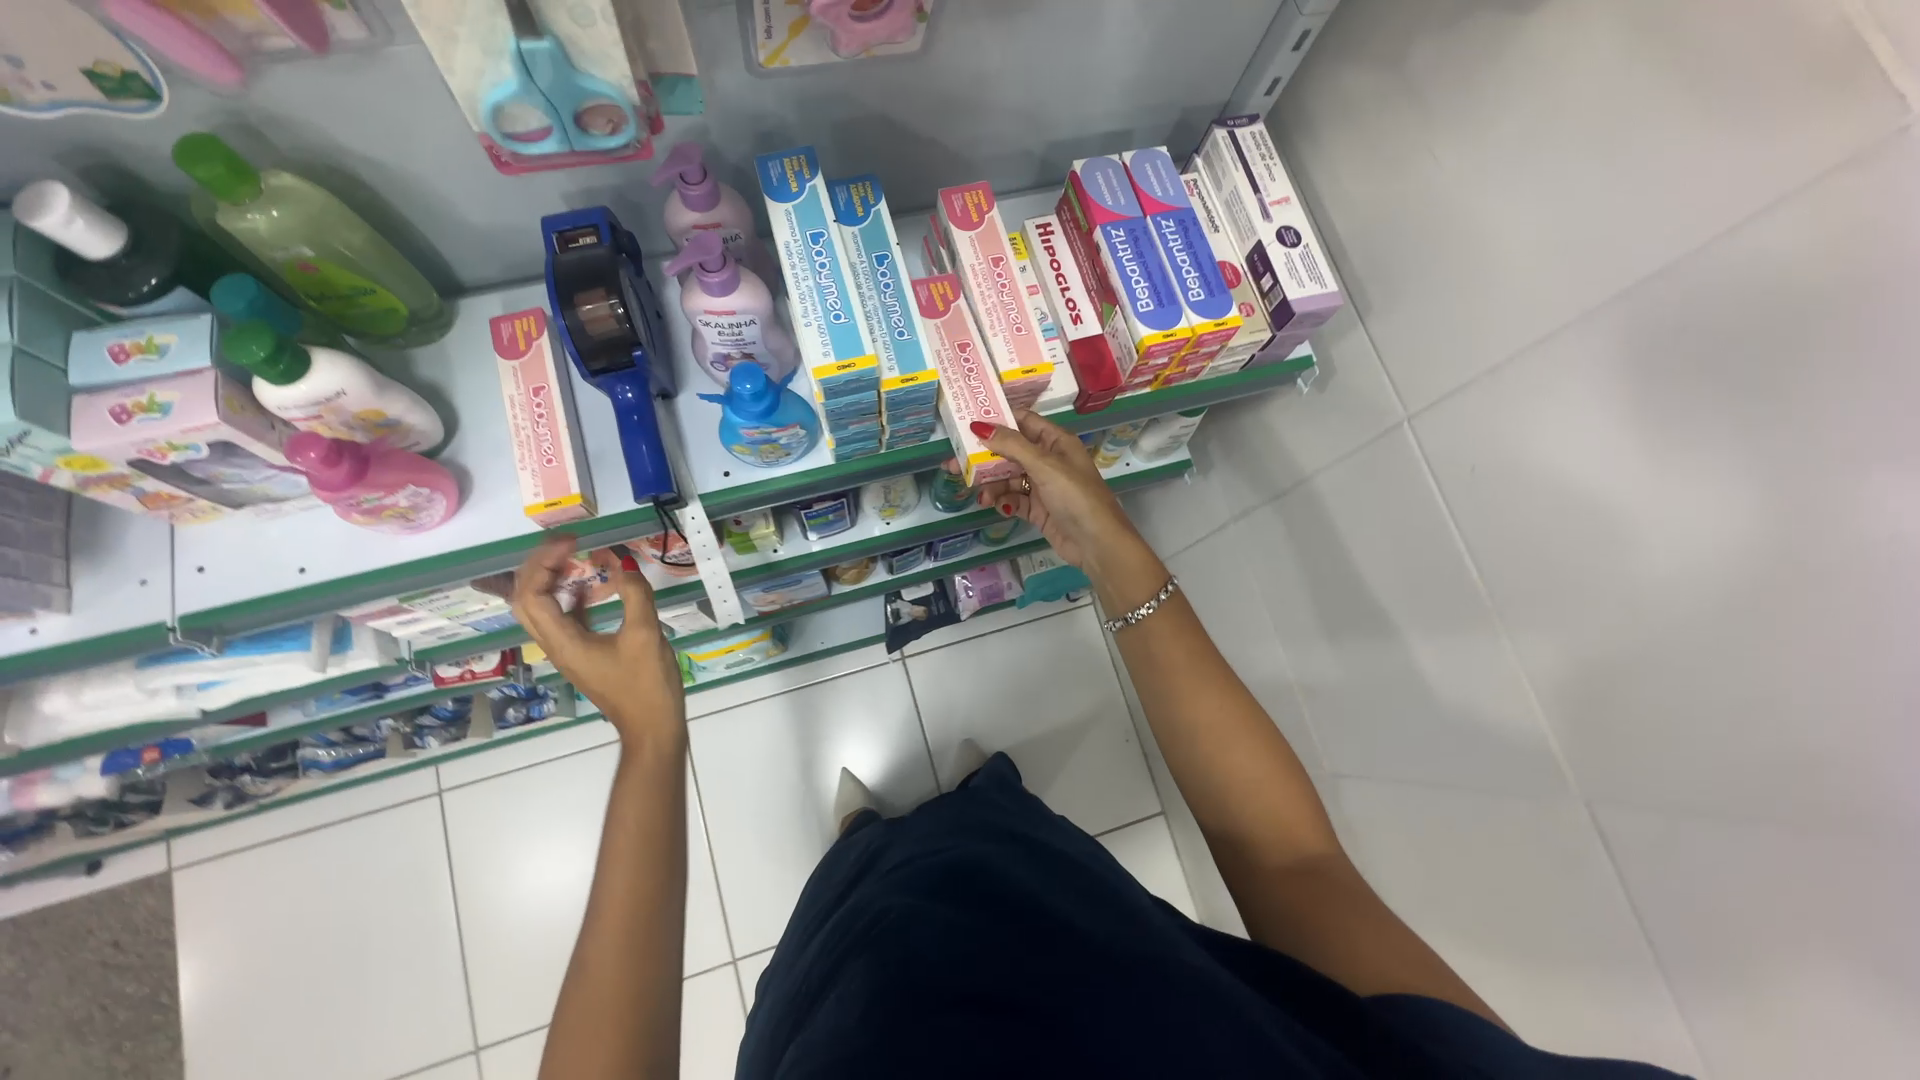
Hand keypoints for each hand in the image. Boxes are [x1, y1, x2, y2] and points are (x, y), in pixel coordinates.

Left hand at [508, 534, 684, 740]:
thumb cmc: (647, 684)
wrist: (652, 726)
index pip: (531, 593)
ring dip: (551, 578)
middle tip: (570, 544)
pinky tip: (590, 584)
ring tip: (577, 556)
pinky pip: (562, 617)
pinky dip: (569, 594)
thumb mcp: (645, 634)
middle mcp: (555, 644)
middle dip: (540, 565)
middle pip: (525, 598)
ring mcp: (566, 650)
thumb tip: (621, 563)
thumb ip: (634, 594)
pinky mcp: (581, 652)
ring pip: (540, 607)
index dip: (545, 561)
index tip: (575, 542)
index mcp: (563, 641)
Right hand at [959, 411, 1142, 573]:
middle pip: (1010, 452)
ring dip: (992, 485)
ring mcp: (1043, 486)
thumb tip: (979, 425)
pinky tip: (998, 507)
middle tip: (955, 465)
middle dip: (984, 459)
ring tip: (981, 497)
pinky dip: (1004, 501)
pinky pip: (1014, 499)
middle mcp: (1049, 460)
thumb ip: (1011, 445)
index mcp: (1056, 441)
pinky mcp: (1038, 509)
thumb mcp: (1044, 465)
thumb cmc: (1075, 496)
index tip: (967, 424)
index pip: (1022, 422)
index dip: (997, 421)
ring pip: (1008, 478)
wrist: (1096, 543)